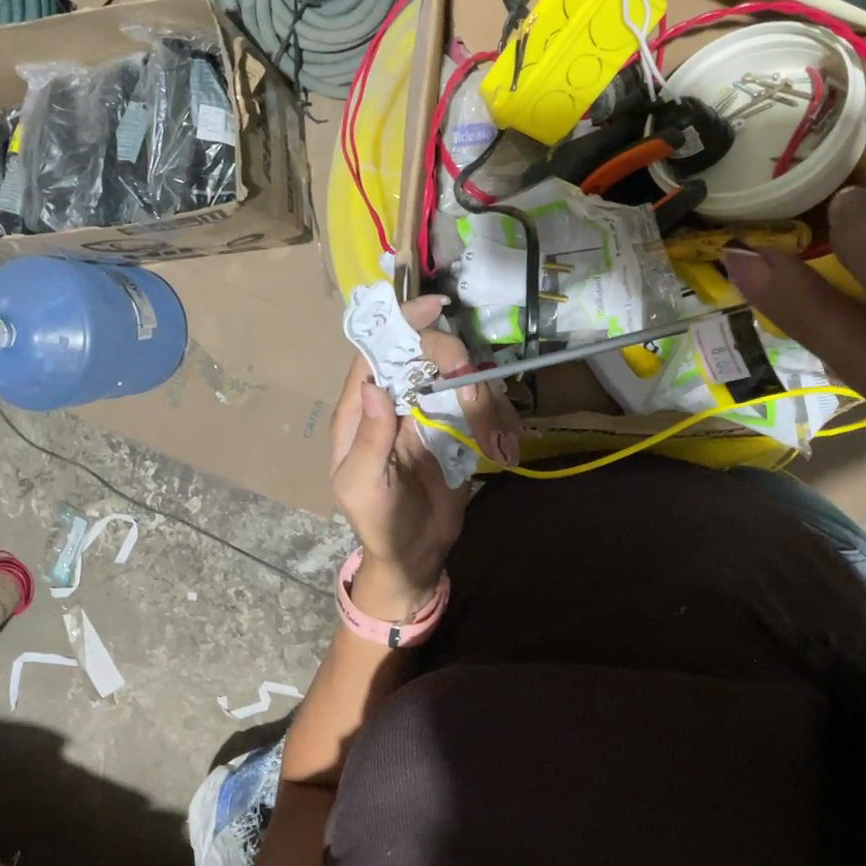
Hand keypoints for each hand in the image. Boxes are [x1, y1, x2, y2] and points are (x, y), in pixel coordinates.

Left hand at [330, 295, 518, 617]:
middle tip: (475, 398)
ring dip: (485, 402)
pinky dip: (501, 421)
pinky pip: (485, 407)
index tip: (436, 309)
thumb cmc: (378, 522)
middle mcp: (396, 401)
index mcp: (362, 409)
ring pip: (462, 378)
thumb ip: (369, 439)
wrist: (415, 555)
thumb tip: (372, 385)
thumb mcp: (363, 487)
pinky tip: (504, 449)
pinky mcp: (459, 429)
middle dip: (456, 366)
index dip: (402, 323)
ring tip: (494, 444)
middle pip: (427, 355)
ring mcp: (429, 412)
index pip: (377, 350)